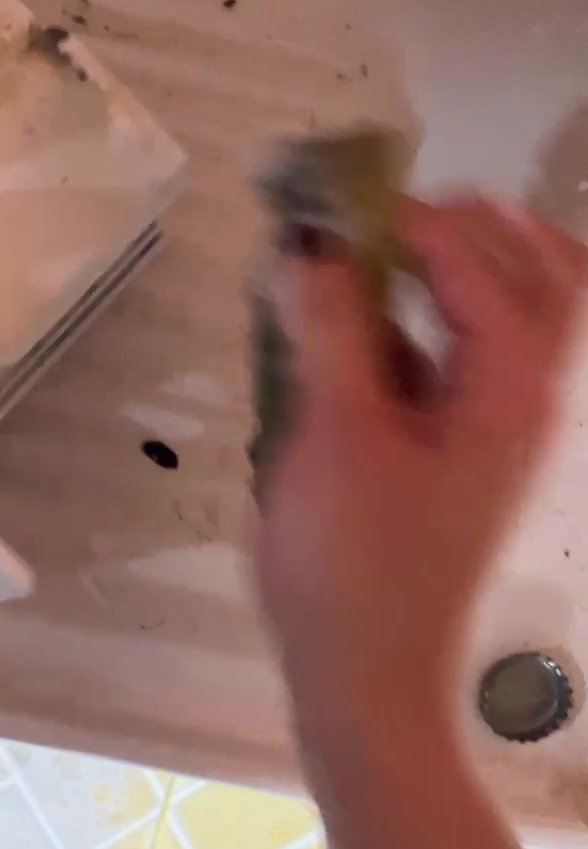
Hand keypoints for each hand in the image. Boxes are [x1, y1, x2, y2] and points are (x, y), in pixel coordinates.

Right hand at [258, 197, 584, 700]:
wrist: (356, 649)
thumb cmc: (352, 546)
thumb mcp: (335, 434)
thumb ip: (329, 335)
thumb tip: (310, 250)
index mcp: (508, 399)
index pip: (504, 285)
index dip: (439, 231)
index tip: (360, 199)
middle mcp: (506, 403)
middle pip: (538, 294)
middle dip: (486, 235)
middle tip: (406, 203)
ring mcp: (466, 427)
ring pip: (479, 326)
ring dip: (436, 275)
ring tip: (366, 246)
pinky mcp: (419, 446)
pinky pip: (421, 363)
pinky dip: (389, 323)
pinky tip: (332, 320)